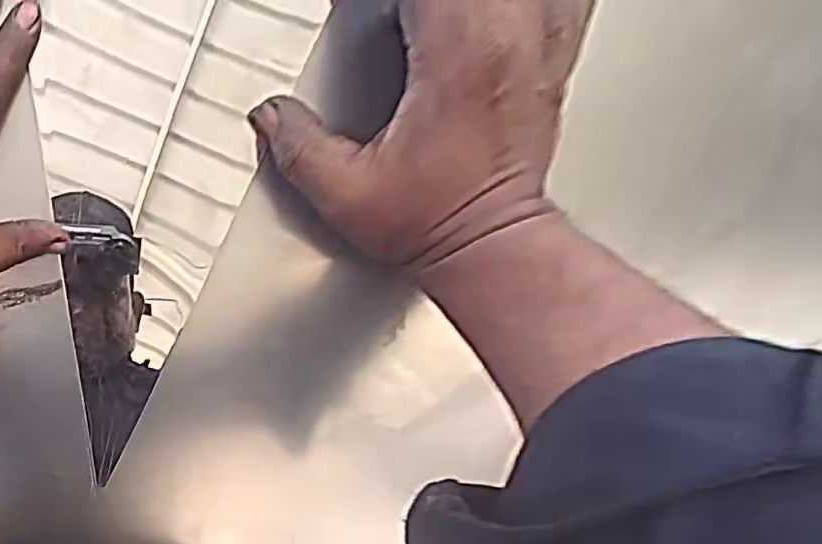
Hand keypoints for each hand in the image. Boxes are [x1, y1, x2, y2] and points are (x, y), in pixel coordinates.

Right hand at [248, 0, 593, 274]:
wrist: (482, 241)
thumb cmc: (427, 220)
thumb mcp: (341, 192)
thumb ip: (299, 148)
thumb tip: (268, 116)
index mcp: (457, 55)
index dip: (372, 1)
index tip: (351, 10)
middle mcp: (511, 31)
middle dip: (406, 2)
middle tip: (379, 16)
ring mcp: (541, 37)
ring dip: (451, 5)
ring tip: (416, 22)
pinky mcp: (553, 50)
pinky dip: (504, 2)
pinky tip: (475, 17)